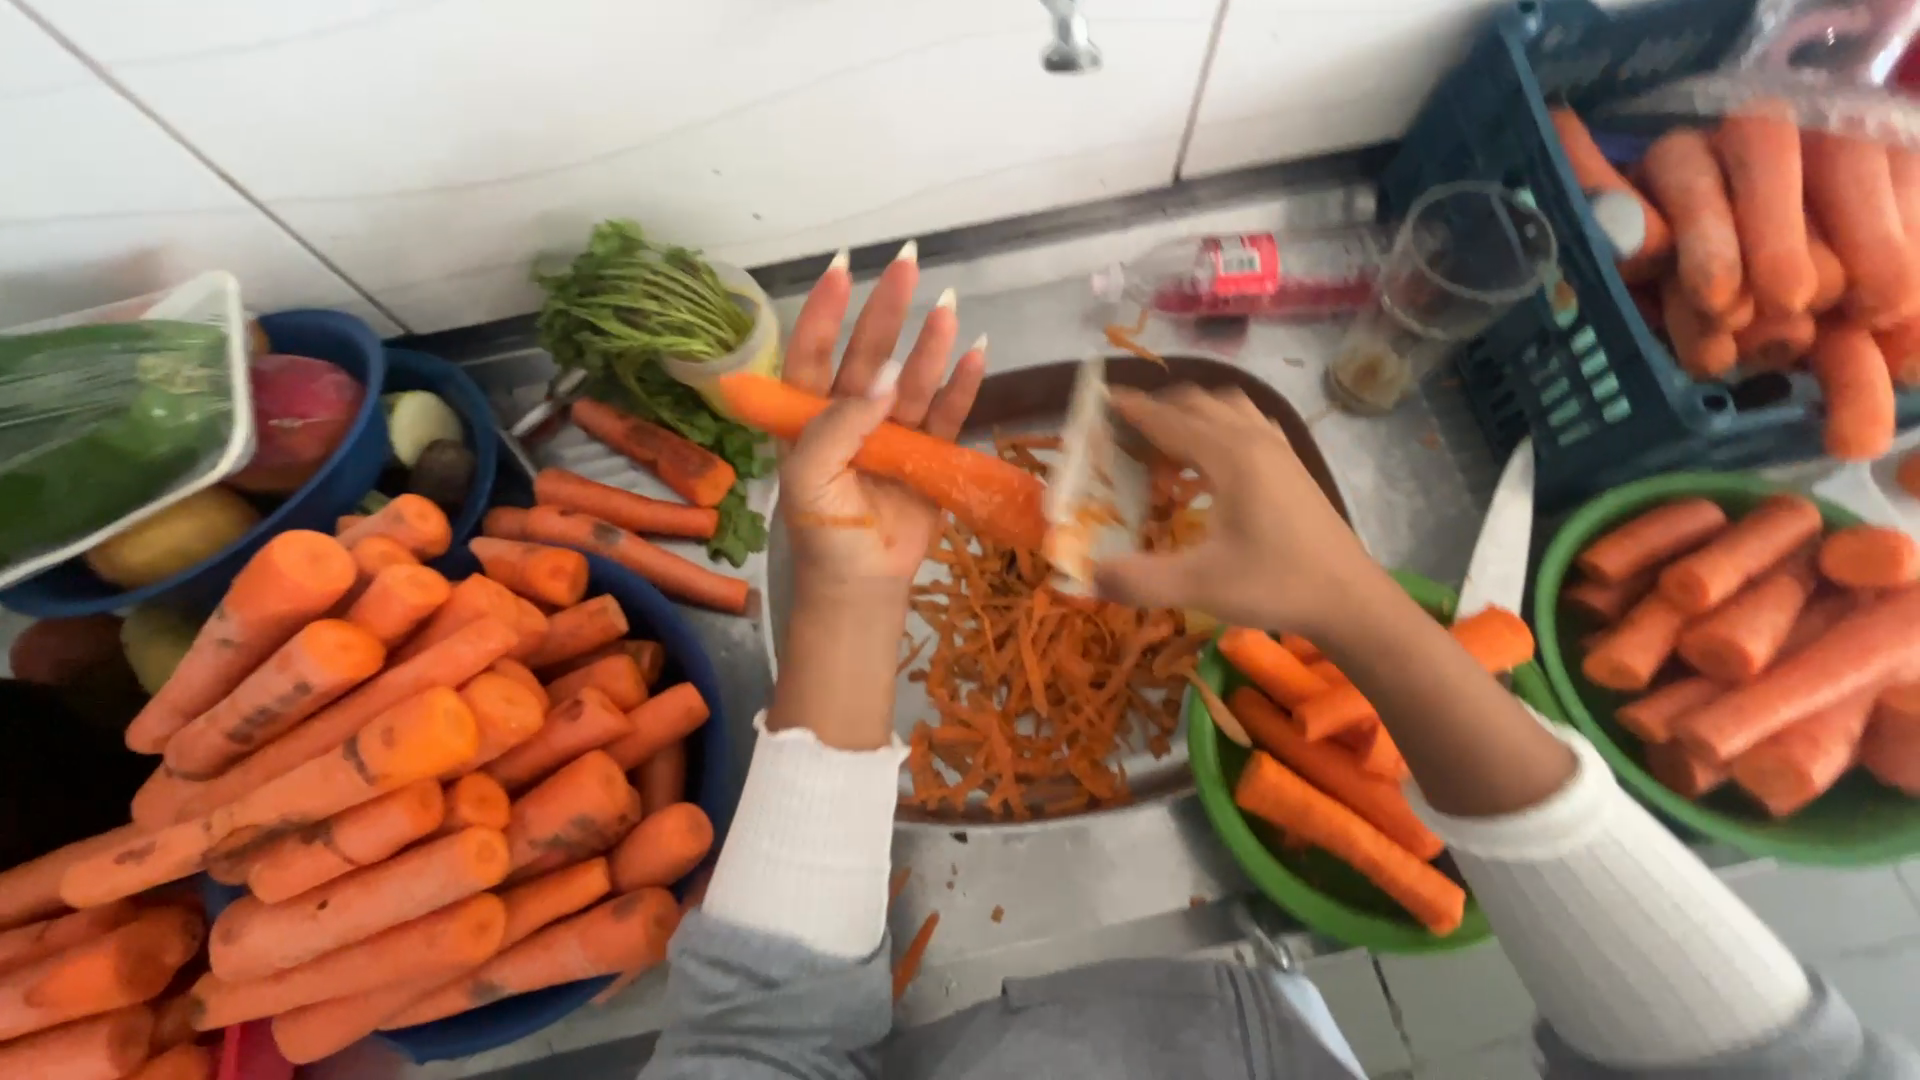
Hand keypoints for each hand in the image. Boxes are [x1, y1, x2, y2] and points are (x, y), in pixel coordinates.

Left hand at [778, 245, 985, 597]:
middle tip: (908, 265)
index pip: (812, 354)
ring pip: (914, 381)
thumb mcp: (810, 479)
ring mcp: (894, 433)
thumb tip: (883, 377)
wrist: (863, 583)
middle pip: (870, 355)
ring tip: (949, 310)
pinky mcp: (930, 454)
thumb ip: (836, 426)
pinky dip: (962, 388)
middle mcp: (852, 415)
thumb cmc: (824, 532)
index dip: (825, 311)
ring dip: (930, 346)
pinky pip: (947, 416)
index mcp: (809, 417)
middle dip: (887, 311)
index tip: (842, 268)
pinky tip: (975, 354)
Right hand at [1100, 386, 1576, 813]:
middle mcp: (1254, 440)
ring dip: (1190, 414)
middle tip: (1124, 431)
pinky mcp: (1292, 466)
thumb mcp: (1198, 587)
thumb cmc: (1275, 585)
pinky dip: (1218, 427)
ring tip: (1164, 444)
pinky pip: (1247, 425)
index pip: (1169, 419)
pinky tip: (1210, 462)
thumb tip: (1086, 576)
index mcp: (1230, 456)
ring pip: (1227, 408)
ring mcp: (1279, 450)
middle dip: (1157, 408)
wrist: (1350, 600)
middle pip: (1197, 402)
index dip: (1132, 409)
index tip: (1101, 401)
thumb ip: (1138, 580)